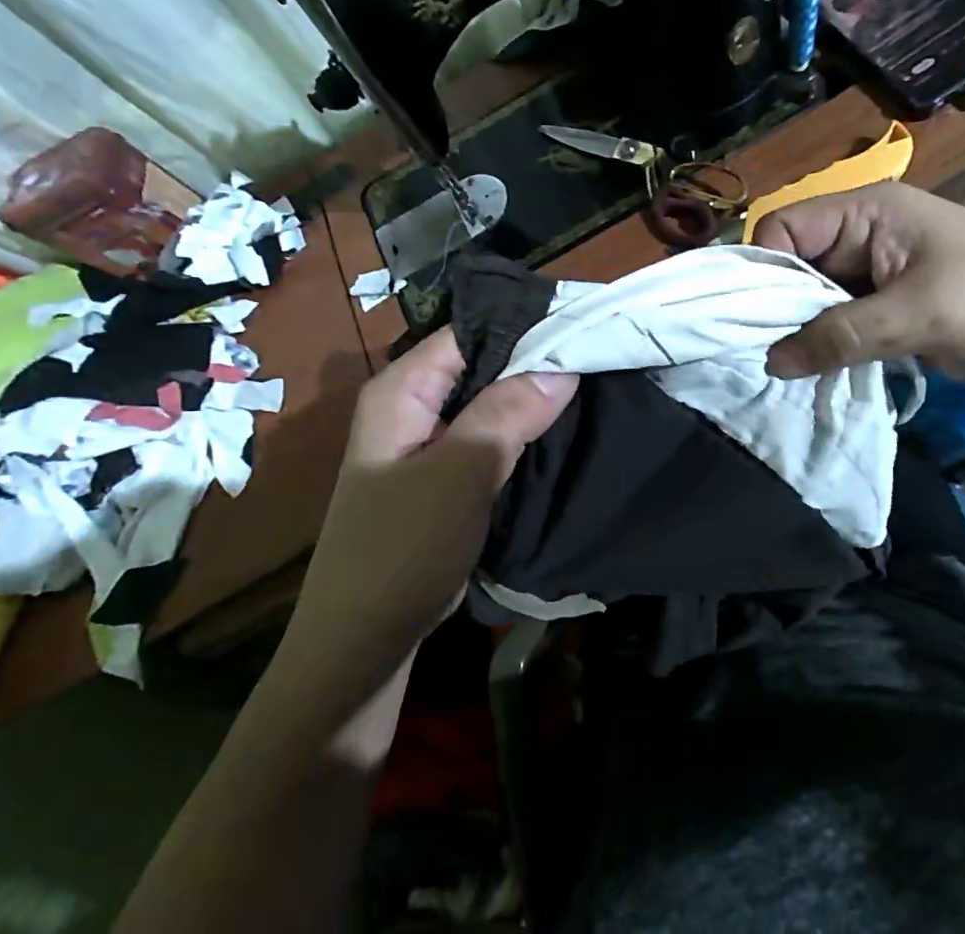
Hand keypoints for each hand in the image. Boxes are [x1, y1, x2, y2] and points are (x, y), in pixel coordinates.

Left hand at [301, 329, 577, 640]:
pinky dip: (524, 437)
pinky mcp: (446, 480)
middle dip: (536, 364)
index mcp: (402, 391)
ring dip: (534, 402)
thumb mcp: (458, 474)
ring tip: (595, 389)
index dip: (525, 325)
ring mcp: (429, 446)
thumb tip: (563, 366)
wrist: (364, 639)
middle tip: (601, 357)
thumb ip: (507, 415)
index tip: (585, 325)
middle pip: (482, 367)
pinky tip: (565, 435)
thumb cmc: (402, 550)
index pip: (469, 332)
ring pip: (490, 407)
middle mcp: (413, 408)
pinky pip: (491, 442)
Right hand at [752, 182, 964, 419]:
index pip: (785, 228)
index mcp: (867, 213)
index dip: (764, 269)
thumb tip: (771, 361)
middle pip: (791, 266)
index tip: (757, 318)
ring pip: (809, 301)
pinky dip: (820, 348)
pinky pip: (833, 326)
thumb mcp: (918, 314)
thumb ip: (840, 336)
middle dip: (777, 308)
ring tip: (784, 369)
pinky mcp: (880, 312)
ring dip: (798, 334)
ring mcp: (870, 276)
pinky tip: (810, 372)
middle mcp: (859, 238)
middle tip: (765, 353)